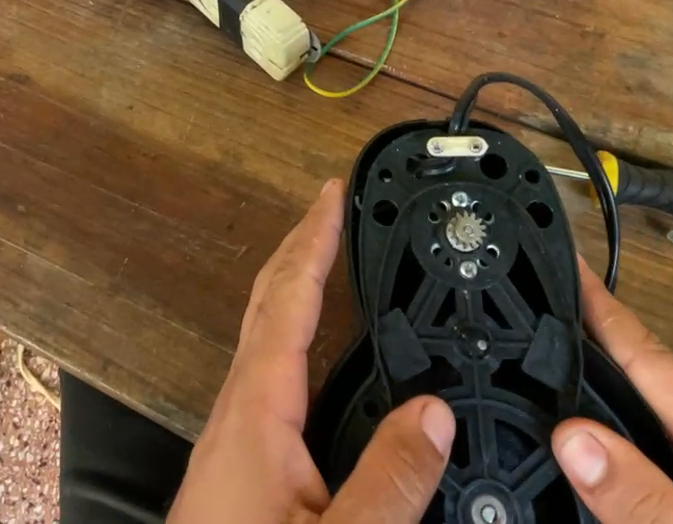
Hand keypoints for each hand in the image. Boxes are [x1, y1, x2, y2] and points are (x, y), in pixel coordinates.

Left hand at [169, 179, 455, 523]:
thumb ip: (389, 481)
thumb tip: (436, 412)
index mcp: (257, 406)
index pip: (289, 297)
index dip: (314, 238)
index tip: (335, 192)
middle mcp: (240, 403)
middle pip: (268, 299)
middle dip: (301, 244)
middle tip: (336, 207)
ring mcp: (236, 428)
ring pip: (266, 331)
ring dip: (296, 284)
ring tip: (332, 259)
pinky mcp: (242, 456)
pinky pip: (271, 366)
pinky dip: (296, 330)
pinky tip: (318, 351)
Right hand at [552, 263, 672, 522]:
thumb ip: (652, 509)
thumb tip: (572, 433)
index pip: (662, 365)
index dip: (605, 312)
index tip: (563, 261)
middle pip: (666, 386)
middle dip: (605, 339)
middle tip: (544, 303)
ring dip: (620, 386)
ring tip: (564, 357)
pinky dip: (642, 435)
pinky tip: (615, 443)